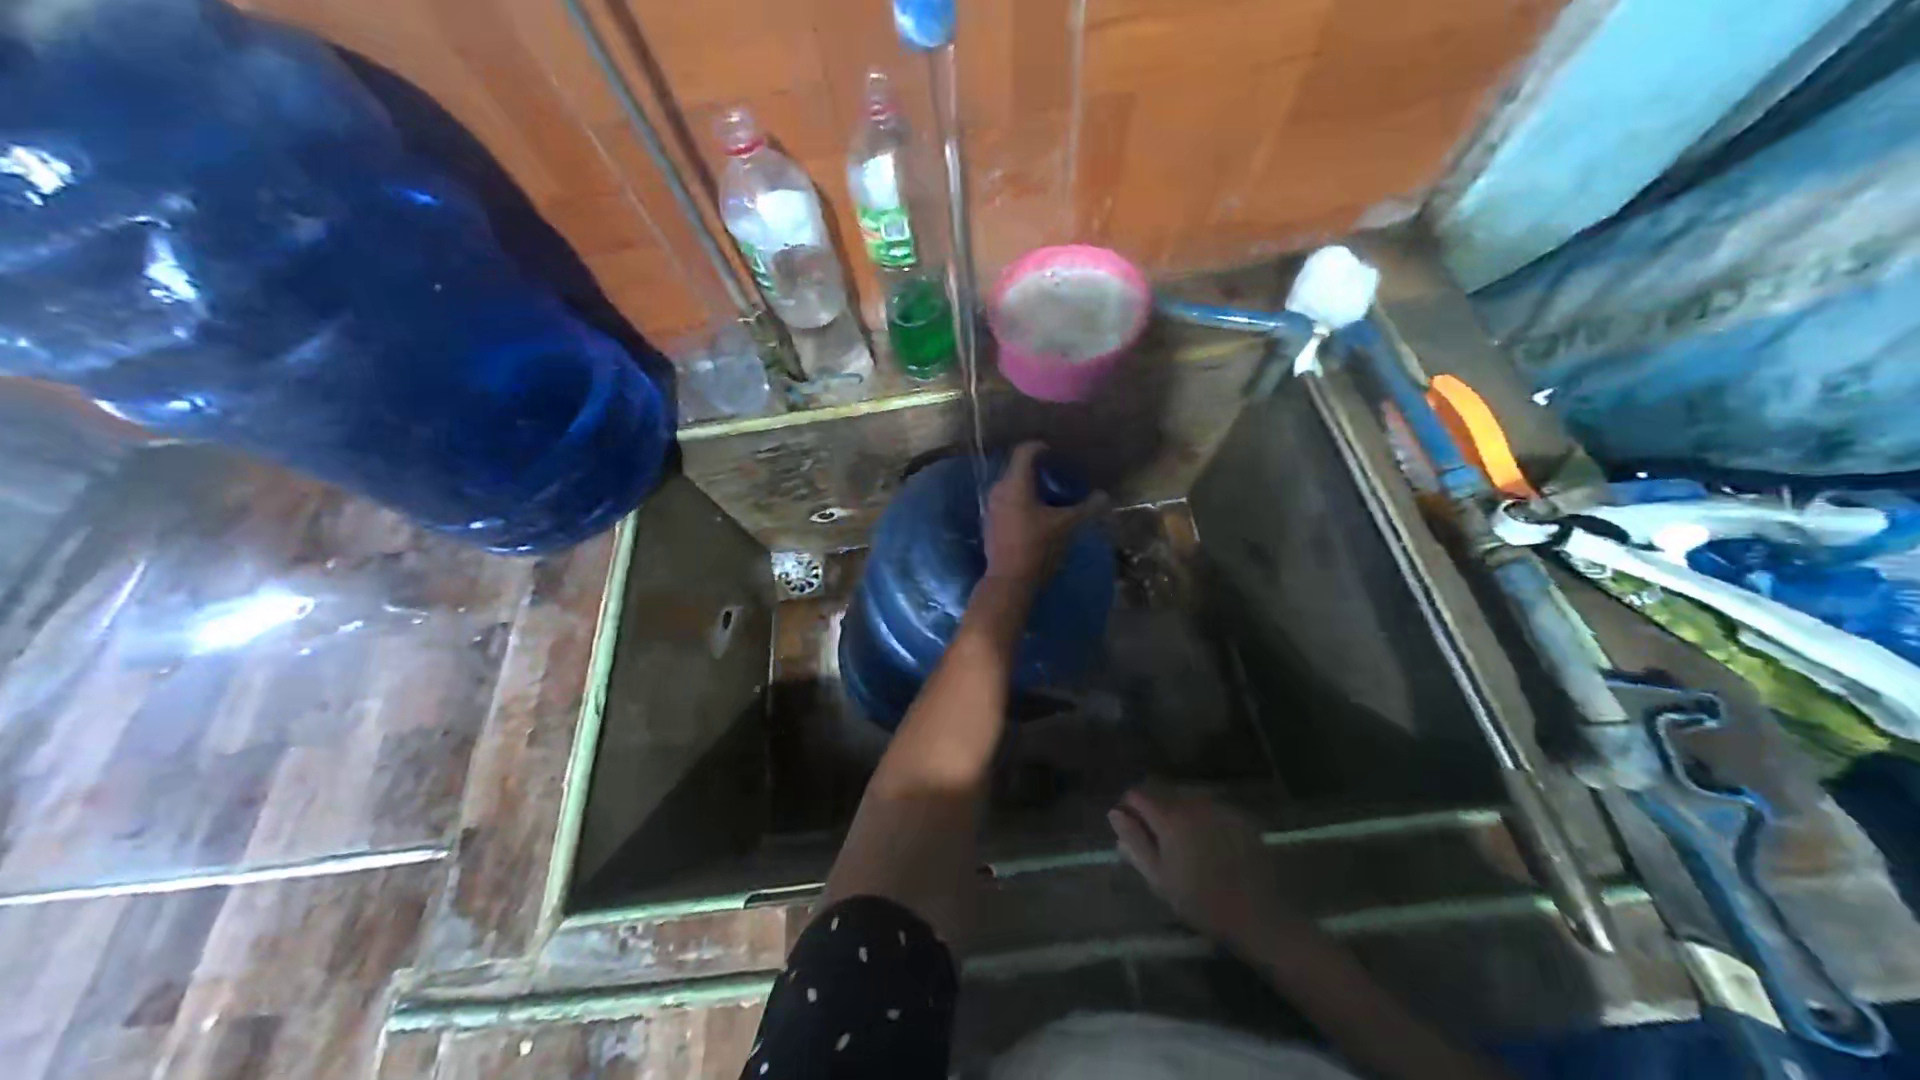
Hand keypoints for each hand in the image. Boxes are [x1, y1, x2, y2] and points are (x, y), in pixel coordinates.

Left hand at [983, 441, 1107, 587]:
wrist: (1008, 579)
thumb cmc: (1037, 547)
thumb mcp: (1066, 526)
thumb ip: (1086, 508)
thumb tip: (1103, 496)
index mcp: (1015, 484)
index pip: (1024, 451)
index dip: (1039, 446)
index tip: (1053, 450)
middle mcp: (999, 489)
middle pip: (1016, 467)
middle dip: (1035, 466)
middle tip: (1055, 471)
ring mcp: (991, 506)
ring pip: (1010, 484)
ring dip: (1027, 484)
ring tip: (1048, 492)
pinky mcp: (989, 521)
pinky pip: (1005, 500)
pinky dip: (1019, 498)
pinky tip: (1034, 511)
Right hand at [1109, 785, 1300, 948]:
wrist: (1258, 916)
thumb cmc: (1200, 901)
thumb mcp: (1158, 877)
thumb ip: (1134, 841)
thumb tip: (1114, 813)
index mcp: (1170, 817)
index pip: (1137, 794)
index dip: (1129, 808)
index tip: (1130, 828)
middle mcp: (1194, 803)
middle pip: (1163, 793)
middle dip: (1154, 810)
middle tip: (1157, 840)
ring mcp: (1219, 808)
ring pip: (1188, 799)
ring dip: (1178, 813)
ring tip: (1184, 843)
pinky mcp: (1240, 817)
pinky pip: (1211, 808)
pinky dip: (1202, 819)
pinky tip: (1209, 845)